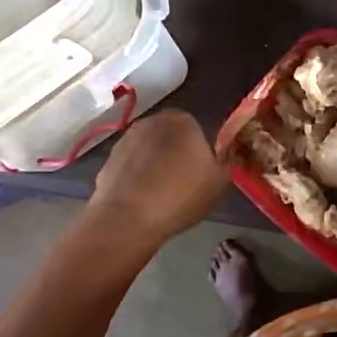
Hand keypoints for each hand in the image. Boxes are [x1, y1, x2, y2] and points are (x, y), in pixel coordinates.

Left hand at [88, 111, 226, 243]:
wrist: (128, 217)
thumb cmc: (181, 195)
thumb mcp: (221, 182)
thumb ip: (228, 162)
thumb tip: (229, 155)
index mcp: (182, 120)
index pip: (197, 129)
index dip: (201, 151)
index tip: (202, 173)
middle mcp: (151, 121)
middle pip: (170, 137)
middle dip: (176, 154)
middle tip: (183, 183)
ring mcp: (125, 139)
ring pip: (148, 150)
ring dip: (154, 165)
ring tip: (161, 194)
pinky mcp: (107, 159)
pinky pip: (130, 166)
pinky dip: (136, 177)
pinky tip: (141, 199)